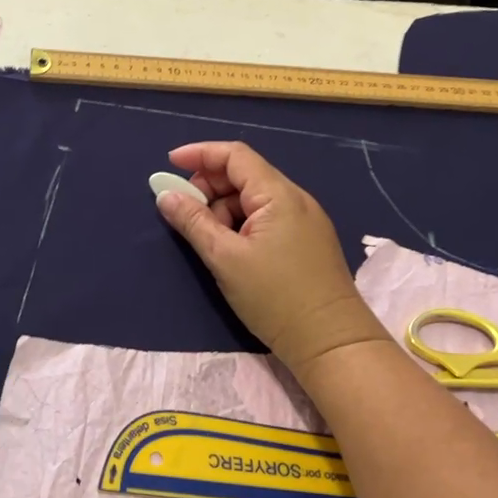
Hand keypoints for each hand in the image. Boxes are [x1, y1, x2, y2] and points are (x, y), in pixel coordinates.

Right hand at [155, 142, 388, 370]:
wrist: (332, 343)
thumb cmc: (275, 297)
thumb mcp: (224, 259)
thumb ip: (193, 222)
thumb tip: (165, 196)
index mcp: (278, 195)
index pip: (235, 155)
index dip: (200, 153)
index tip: (170, 164)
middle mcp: (295, 199)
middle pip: (244, 175)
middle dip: (209, 186)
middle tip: (185, 212)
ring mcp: (305, 220)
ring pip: (254, 198)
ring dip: (224, 208)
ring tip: (209, 240)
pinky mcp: (307, 241)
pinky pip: (266, 217)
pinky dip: (241, 223)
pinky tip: (231, 249)